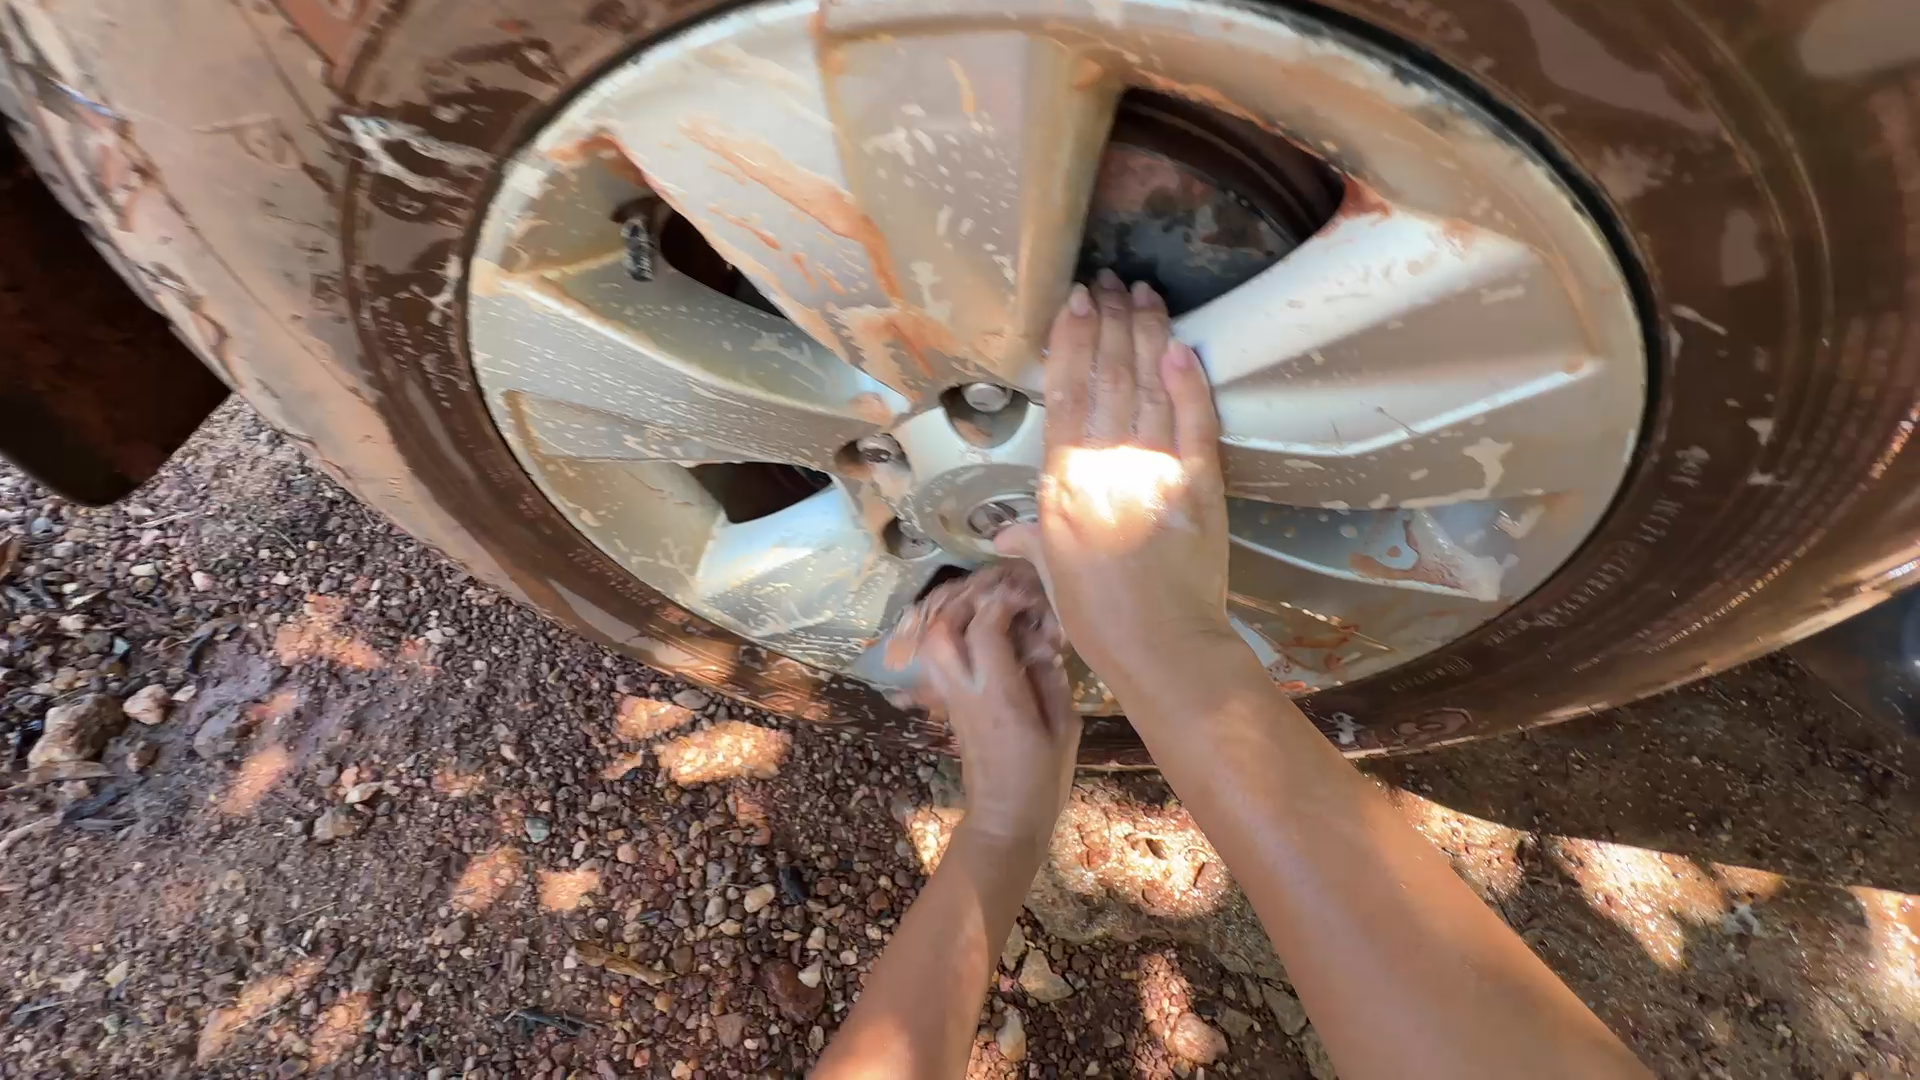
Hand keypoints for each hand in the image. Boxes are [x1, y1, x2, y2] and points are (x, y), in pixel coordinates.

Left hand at [915, 581, 1080, 848]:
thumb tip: (1041, 642)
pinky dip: (951, 637)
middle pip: (942, 629)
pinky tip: (978, 634)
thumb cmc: (1043, 778)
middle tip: (998, 594)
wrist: (1004, 820)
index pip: (986, 629)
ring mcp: (950, 698)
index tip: (1027, 593)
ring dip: (953, 617)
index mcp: (999, 694)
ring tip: (986, 609)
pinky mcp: (947, 705)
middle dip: (967, 601)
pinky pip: (937, 660)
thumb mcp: (1064, 726)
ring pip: (931, 643)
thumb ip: (1050, 678)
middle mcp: (966, 690)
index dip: (1003, 600)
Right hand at [996, 270, 1234, 675]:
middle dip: (1109, 323)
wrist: (1159, 644)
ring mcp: (1155, 470)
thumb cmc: (1094, 614)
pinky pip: (1195, 422)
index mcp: (1062, 483)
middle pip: (1108, 378)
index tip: (1075, 302)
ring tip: (1145, 294)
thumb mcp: (1050, 573)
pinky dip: (1190, 381)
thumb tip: (1003, 533)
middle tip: (1112, 281)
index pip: (1065, 395)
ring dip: (1148, 336)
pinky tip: (1184, 345)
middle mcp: (1105, 465)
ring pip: (1150, 387)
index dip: (1071, 342)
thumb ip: (1030, 540)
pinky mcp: (1200, 483)